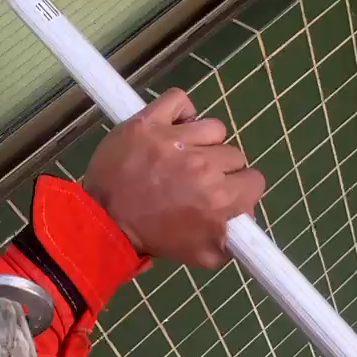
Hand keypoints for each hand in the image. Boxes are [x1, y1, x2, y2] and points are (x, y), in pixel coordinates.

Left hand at [82, 88, 265, 267]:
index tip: (223, 191)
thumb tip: (245, 217)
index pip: (254, 180)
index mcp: (218, 198)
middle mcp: (202, 165)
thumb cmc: (151, 238)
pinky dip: (181, 111)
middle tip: (195, 178)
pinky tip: (174, 127)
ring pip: (212, 128)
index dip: (239, 188)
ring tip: (182, 154)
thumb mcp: (202, 255)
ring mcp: (174, 140)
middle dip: (218, 168)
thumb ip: (232, 240)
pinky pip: (179, 101)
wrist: (102, 221)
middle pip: (232, 154)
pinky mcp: (148, 122)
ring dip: (202, 141)